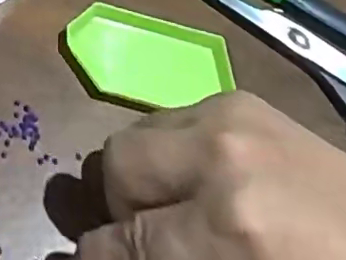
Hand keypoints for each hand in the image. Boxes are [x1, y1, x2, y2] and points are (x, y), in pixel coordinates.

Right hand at [77, 91, 345, 259]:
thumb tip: (112, 256)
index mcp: (230, 229)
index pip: (127, 241)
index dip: (102, 258)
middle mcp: (220, 157)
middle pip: (118, 164)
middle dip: (120, 211)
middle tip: (144, 244)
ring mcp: (232, 117)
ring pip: (138, 133)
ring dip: (144, 178)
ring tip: (175, 213)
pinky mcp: (244, 101)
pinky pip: (174, 119)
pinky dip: (173, 153)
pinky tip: (207, 185)